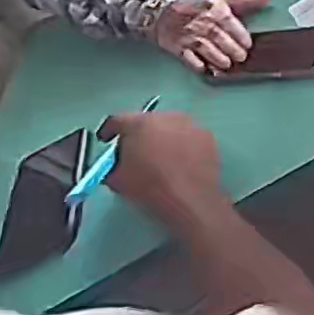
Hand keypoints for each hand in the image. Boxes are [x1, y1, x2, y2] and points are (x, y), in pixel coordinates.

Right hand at [97, 110, 224, 222]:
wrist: (188, 196)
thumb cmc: (148, 186)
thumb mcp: (115, 176)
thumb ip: (112, 161)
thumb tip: (118, 160)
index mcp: (140, 124)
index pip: (118, 120)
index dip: (109, 130)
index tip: (106, 140)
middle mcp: (168, 118)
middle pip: (147, 121)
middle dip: (138, 134)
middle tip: (134, 150)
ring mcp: (192, 125)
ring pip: (170, 127)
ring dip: (162, 137)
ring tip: (159, 156)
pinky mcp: (207, 136)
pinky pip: (188, 136)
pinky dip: (181, 143)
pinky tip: (179, 159)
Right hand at [152, 0, 269, 72]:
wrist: (161, 12)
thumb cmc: (198, 8)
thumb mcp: (221, 1)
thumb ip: (245, 3)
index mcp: (214, 10)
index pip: (230, 23)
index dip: (240, 36)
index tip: (248, 44)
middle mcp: (201, 22)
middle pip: (218, 37)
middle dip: (232, 49)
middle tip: (241, 57)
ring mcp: (188, 35)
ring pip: (205, 48)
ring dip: (218, 58)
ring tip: (227, 64)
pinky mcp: (177, 47)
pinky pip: (188, 58)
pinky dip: (198, 65)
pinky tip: (207, 69)